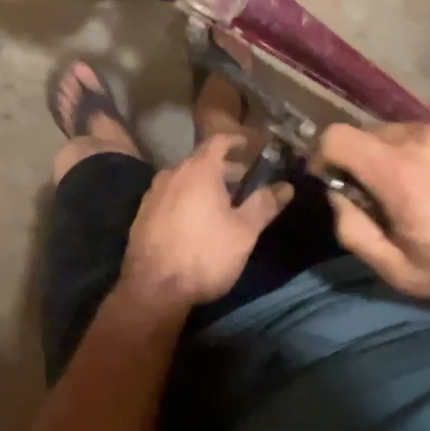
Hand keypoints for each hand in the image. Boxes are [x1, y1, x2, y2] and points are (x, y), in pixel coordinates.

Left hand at [121, 135, 293, 307]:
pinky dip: (186, 199)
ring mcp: (153, 193)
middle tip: (244, 183)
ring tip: (222, 204)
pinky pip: (170, 196)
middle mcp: (172, 173)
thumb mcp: (243, 232)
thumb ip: (264, 204)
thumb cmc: (205, 254)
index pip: (218, 141)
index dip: (235, 141)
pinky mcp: (142, 213)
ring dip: (204, 185)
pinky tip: (195, 221)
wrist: (153, 288)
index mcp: (199, 170)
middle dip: (224, 169)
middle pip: (201, 161)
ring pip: (184, 179)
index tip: (250, 146)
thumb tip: (286, 185)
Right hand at [319, 119, 429, 309]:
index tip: (336, 181)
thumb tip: (336, 197)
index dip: (324, 157)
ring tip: (424, 192)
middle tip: (385, 198)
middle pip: (366, 133)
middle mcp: (420, 135)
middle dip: (364, 162)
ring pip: (399, 131)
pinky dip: (427, 152)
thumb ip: (354, 232)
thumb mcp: (403, 273)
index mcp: (398, 170)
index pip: (334, 136)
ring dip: (396, 156)